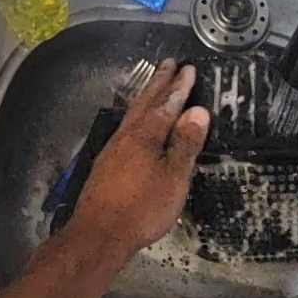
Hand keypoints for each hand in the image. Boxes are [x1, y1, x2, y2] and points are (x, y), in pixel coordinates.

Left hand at [68, 59, 210, 259]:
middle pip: (145, 103)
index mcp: (146, 136)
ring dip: (146, 97)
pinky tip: (136, 124)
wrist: (99, 234)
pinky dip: (135, 116)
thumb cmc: (142, 208)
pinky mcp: (106, 164)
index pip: (167, 105)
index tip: (188, 69)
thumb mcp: (174, 178)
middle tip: (168, 63)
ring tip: (154, 85)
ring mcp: (113, 149)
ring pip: (132, 114)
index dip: (179, 87)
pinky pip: (125, 127)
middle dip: (159, 83)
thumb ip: (185, 144)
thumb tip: (198, 111)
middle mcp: (127, 136)